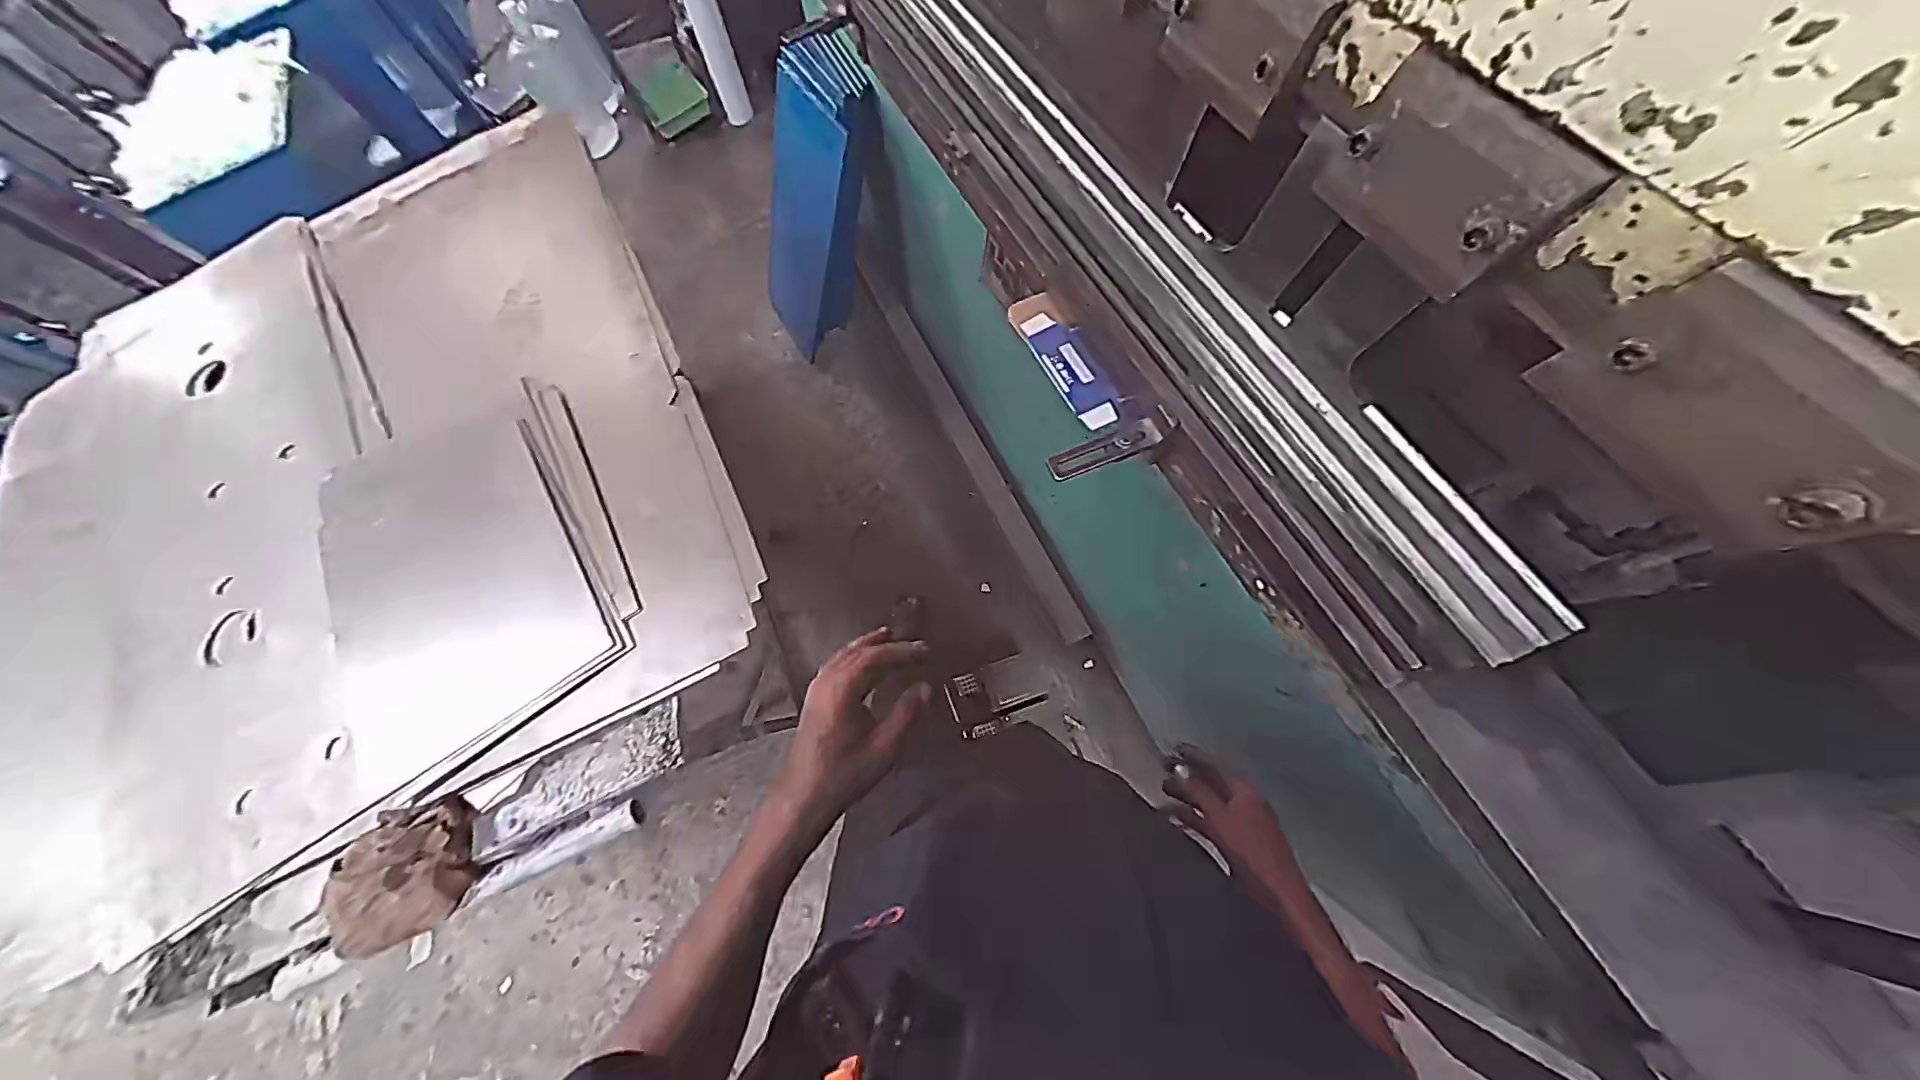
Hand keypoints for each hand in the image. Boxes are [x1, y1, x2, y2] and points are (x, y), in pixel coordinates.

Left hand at [773, 627, 930, 830]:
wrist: (803, 796)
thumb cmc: (844, 774)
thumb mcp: (884, 747)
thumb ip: (906, 713)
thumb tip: (924, 687)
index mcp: (842, 689)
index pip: (875, 657)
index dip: (901, 651)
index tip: (924, 651)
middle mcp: (826, 682)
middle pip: (857, 651)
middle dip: (886, 645)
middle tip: (912, 644)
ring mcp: (816, 690)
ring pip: (843, 656)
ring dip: (867, 646)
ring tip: (887, 639)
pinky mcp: (813, 700)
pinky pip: (835, 665)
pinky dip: (853, 657)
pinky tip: (862, 664)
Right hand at [1162, 743, 1293, 878]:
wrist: (1277, 896)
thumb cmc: (1256, 855)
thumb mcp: (1220, 817)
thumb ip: (1198, 793)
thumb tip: (1180, 773)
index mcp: (1246, 792)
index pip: (1215, 767)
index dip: (1193, 757)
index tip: (1176, 750)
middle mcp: (1246, 805)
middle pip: (1212, 784)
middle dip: (1187, 778)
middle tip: (1166, 771)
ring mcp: (1244, 825)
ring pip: (1210, 805)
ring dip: (1188, 799)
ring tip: (1166, 793)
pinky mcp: (1239, 844)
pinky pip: (1212, 824)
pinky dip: (1195, 819)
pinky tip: (1180, 820)